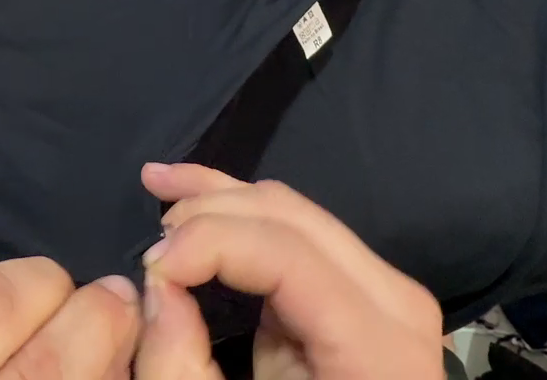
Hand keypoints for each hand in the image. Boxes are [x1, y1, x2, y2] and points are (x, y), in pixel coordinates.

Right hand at [134, 163, 443, 379]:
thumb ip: (185, 367)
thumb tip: (158, 283)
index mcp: (381, 350)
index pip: (287, 254)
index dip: (212, 242)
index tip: (153, 267)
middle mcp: (394, 300)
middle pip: (288, 216)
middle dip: (209, 213)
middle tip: (152, 243)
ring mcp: (382, 284)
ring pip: (288, 206)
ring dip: (217, 195)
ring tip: (158, 184)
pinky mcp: (359, 280)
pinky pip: (294, 223)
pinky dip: (237, 205)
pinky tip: (192, 189)